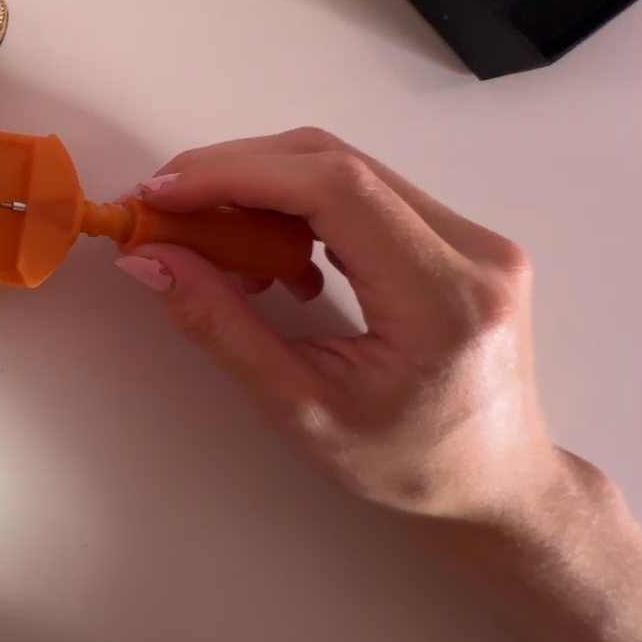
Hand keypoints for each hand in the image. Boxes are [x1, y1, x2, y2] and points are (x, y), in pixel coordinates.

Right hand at [117, 128, 565, 522]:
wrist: (495, 481)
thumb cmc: (400, 461)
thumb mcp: (293, 405)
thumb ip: (216, 325)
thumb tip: (146, 259)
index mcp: (442, 295)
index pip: (334, 189)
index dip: (235, 176)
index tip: (159, 197)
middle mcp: (470, 247)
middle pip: (330, 160)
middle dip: (228, 170)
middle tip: (159, 205)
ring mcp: (466, 235)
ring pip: (335, 164)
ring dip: (249, 182)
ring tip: (198, 230)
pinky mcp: (447, 235)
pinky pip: (347, 188)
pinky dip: (280, 201)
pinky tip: (257, 251)